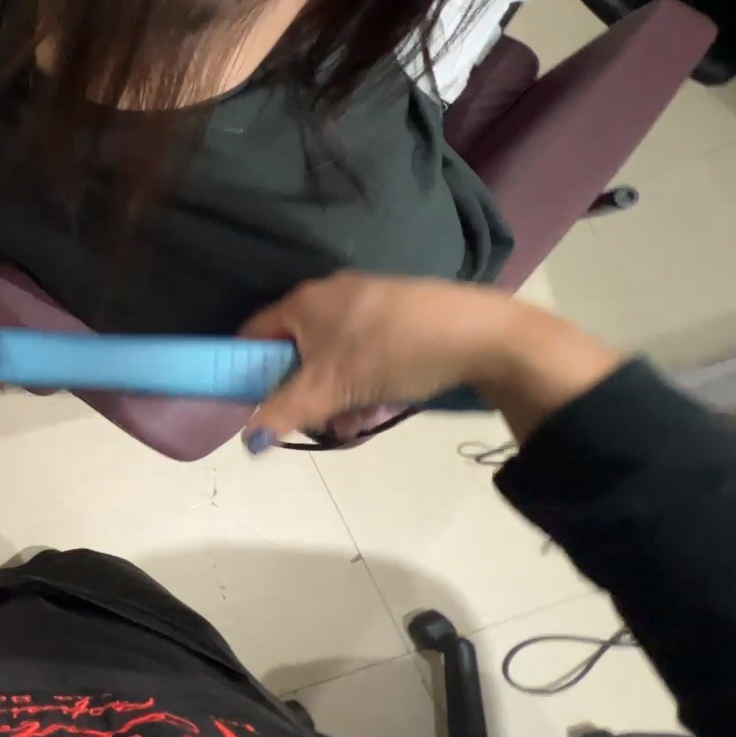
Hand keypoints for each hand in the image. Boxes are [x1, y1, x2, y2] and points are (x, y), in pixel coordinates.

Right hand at [238, 273, 621, 445]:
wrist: (488, 337)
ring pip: (333, 355)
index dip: (247, 370)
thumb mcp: (330, 390)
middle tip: (318, 419)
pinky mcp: (402, 311)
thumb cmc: (391, 353)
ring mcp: (369, 299)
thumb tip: (248, 443)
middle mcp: (329, 293)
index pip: (252, 335)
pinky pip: (364, 348)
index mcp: (302, 301)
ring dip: (337, 392)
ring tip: (358, 418)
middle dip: (303, 391)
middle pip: (295, 350)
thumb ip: (282, 413)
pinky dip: (365, 377)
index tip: (260, 401)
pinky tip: (385, 400)